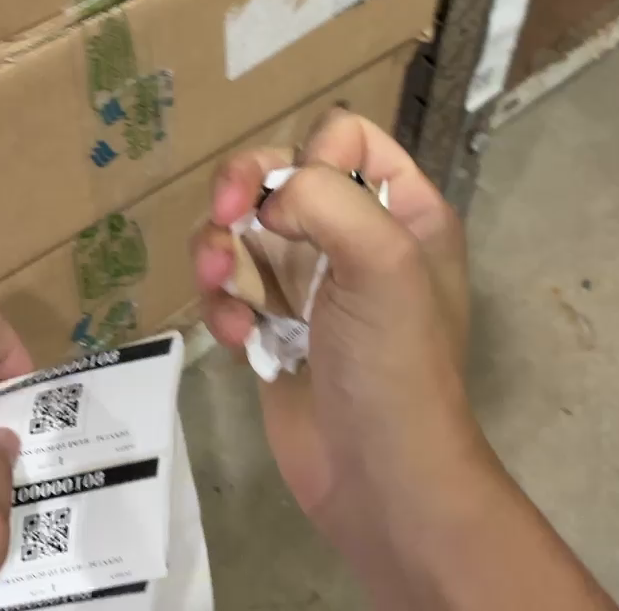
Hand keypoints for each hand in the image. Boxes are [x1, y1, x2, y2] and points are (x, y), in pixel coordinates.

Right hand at [192, 110, 482, 592]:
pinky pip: (227, 286)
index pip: (343, 136)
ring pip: (240, 228)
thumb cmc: (395, 364)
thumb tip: (268, 202)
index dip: (310, 157)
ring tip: (222, 292)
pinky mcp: (271, 320)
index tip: (295, 204)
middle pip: (276, 173)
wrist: (379, 481)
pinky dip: (224, 307)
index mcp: (398, 208)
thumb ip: (327, 198)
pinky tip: (241, 342)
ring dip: (220, 253)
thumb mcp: (385, 263)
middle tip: (224, 218)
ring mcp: (307, 279)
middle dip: (241, 193)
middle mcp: (351, 233)